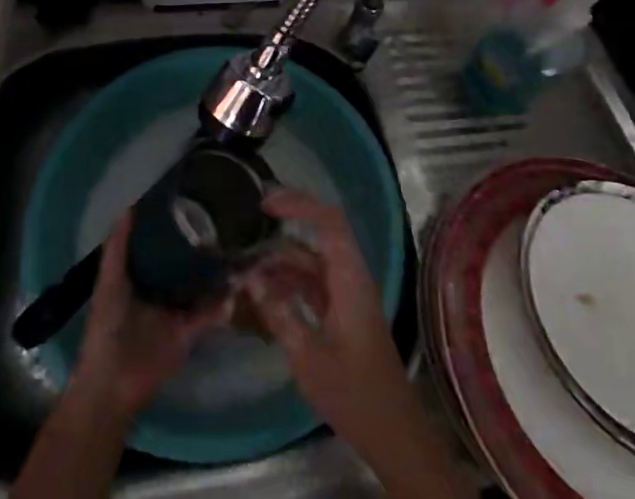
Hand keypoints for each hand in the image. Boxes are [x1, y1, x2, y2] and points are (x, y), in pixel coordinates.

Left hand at [75, 211, 230, 416]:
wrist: (114, 382)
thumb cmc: (107, 327)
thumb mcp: (110, 283)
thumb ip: (118, 249)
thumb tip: (129, 209)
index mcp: (139, 278)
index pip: (159, 247)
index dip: (173, 229)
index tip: (192, 205)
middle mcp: (160, 292)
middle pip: (184, 265)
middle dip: (200, 249)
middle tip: (223, 223)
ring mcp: (176, 312)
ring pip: (201, 287)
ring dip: (216, 273)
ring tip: (237, 248)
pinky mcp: (189, 333)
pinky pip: (210, 314)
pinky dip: (223, 302)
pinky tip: (237, 284)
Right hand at [237, 190, 406, 439]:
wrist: (390, 430)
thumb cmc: (353, 393)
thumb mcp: (308, 356)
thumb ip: (280, 313)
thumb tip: (251, 279)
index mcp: (350, 279)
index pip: (329, 222)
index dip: (299, 204)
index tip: (264, 204)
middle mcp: (351, 278)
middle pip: (320, 235)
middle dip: (285, 225)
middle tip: (247, 225)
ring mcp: (346, 295)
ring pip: (312, 260)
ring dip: (280, 260)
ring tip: (244, 266)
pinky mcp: (340, 312)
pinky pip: (312, 283)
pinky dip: (287, 282)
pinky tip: (259, 292)